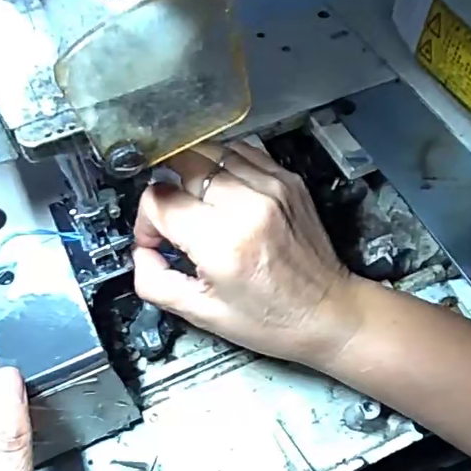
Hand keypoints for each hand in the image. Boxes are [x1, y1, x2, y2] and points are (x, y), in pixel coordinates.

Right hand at [132, 138, 366, 366]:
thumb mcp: (203, 314)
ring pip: (211, 151)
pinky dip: (224, 164)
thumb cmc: (272, 319)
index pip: (159, 199)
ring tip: (198, 204)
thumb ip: (155, 282)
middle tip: (175, 219)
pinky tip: (223, 190)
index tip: (157, 241)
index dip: (147, 222)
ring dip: (193, 173)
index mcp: (223, 242)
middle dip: (168, 190)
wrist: (328, 312)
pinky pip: (243, 151)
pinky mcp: (288, 180)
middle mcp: (248, 205)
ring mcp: (272, 187)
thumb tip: (142, 252)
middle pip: (182, 164)